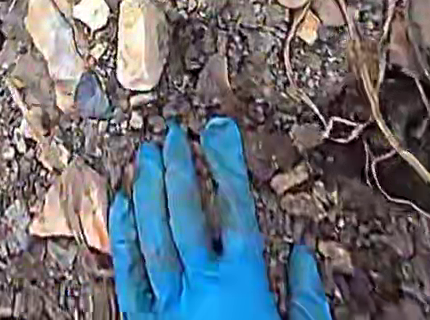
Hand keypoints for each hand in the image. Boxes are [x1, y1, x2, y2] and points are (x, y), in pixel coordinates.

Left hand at [109, 118, 331, 319]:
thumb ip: (308, 302)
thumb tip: (309, 252)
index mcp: (244, 285)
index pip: (235, 206)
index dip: (226, 161)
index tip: (219, 127)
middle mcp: (203, 287)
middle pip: (186, 212)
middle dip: (178, 167)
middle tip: (172, 132)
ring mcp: (168, 308)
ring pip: (153, 235)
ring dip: (148, 190)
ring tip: (144, 154)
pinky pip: (128, 277)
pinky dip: (123, 238)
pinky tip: (121, 206)